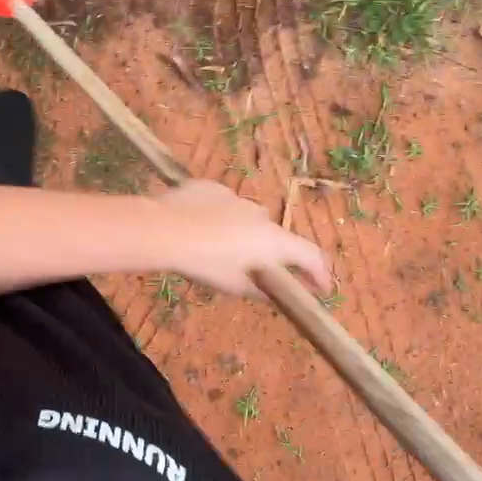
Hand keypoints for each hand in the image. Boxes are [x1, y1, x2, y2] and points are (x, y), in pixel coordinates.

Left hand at [150, 181, 331, 298]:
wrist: (162, 228)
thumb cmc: (202, 262)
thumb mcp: (233, 285)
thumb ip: (259, 290)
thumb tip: (271, 293)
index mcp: (273, 240)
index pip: (310, 256)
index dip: (319, 274)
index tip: (319, 287)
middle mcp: (261, 214)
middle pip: (276, 236)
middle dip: (272, 253)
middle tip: (260, 268)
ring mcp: (235, 196)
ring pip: (248, 217)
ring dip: (244, 232)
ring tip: (221, 247)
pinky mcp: (210, 187)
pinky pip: (222, 204)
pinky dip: (219, 215)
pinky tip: (200, 226)